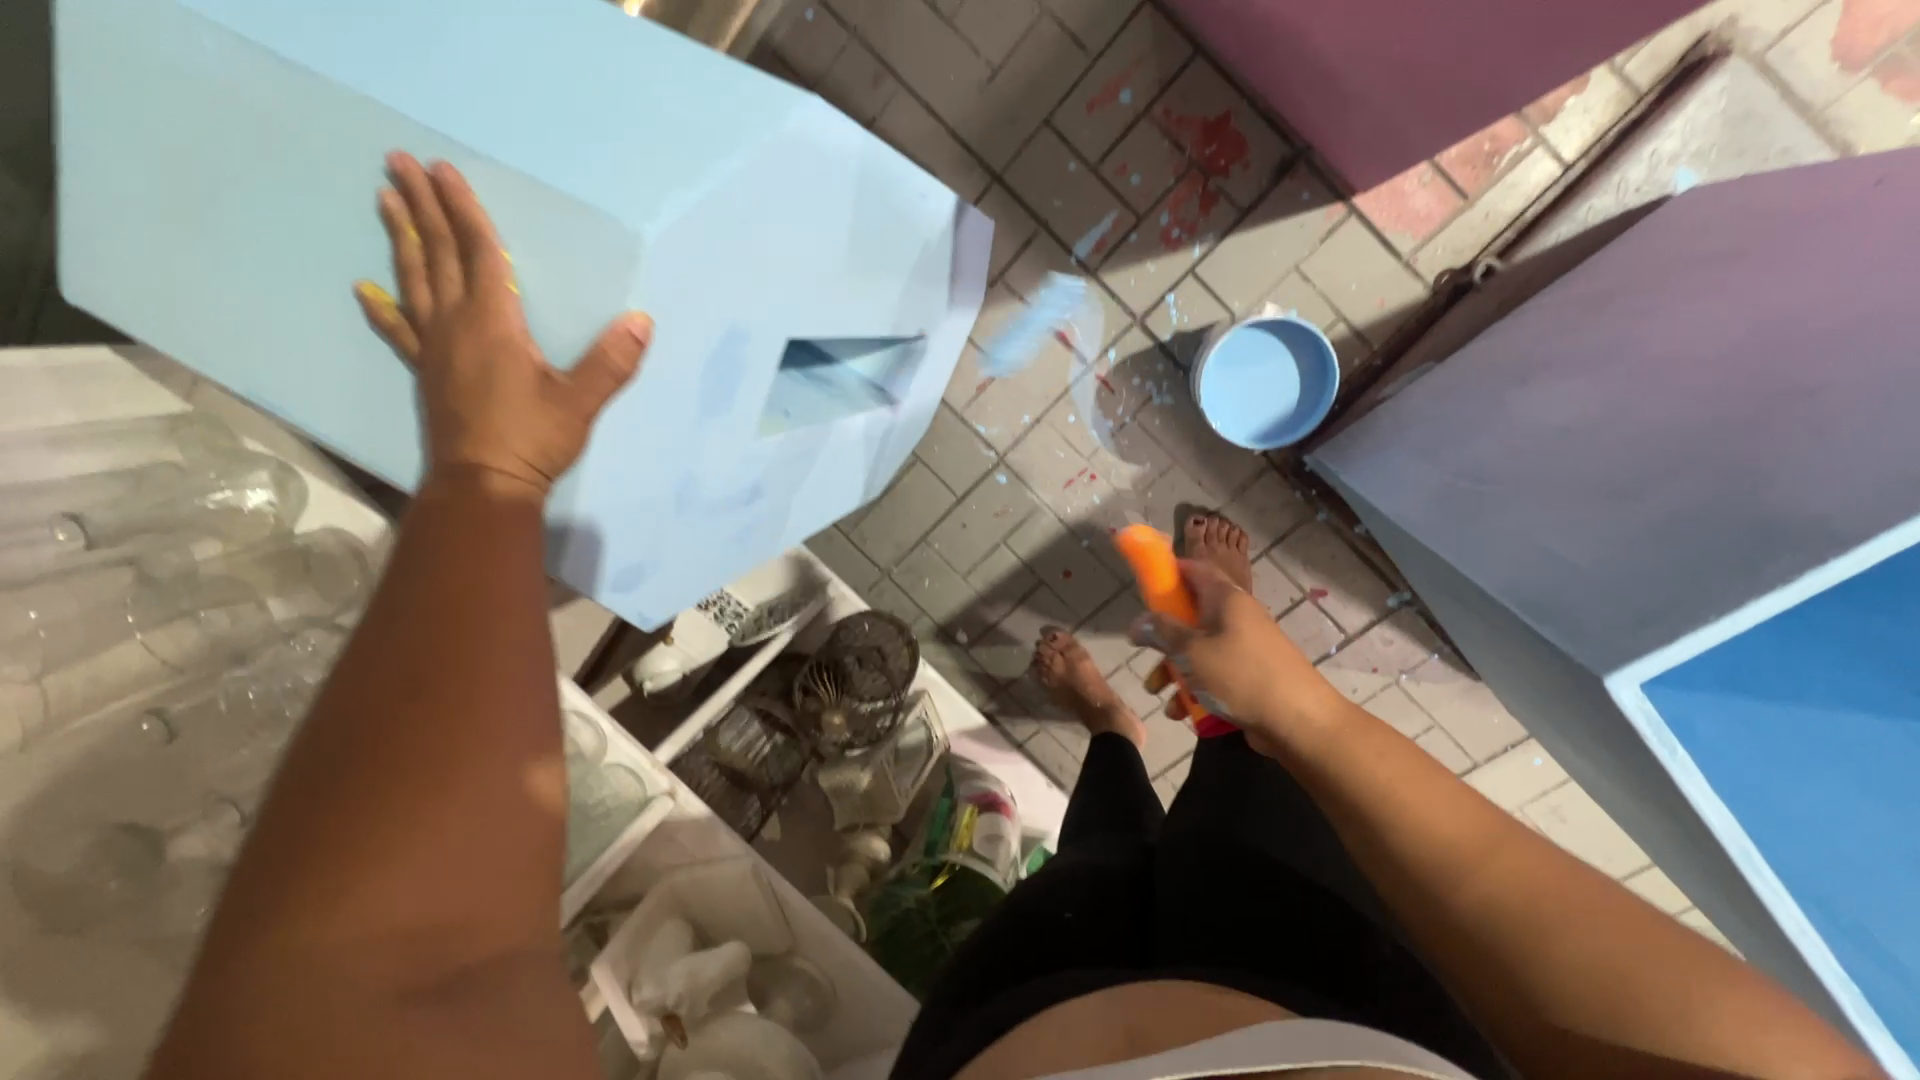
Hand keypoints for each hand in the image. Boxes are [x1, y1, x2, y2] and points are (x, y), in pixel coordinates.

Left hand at [353, 152, 652, 496]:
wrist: (483, 485)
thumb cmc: (533, 441)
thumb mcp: (580, 402)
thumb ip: (611, 361)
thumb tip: (641, 320)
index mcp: (494, 323)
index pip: (480, 254)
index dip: (465, 210)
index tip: (444, 170)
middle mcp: (457, 325)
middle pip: (438, 254)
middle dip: (422, 207)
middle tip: (398, 162)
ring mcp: (435, 347)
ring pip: (414, 280)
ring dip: (401, 238)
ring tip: (384, 200)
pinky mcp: (426, 371)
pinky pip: (399, 330)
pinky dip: (381, 307)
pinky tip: (364, 290)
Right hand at [1129, 559, 1348, 756]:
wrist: (1298, 720)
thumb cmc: (1241, 675)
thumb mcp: (1191, 651)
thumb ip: (1161, 633)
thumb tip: (1138, 623)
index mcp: (1225, 599)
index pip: (1195, 569)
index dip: (1168, 572)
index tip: (1145, 587)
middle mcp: (1236, 617)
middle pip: (1190, 615)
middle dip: (1163, 638)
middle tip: (1145, 653)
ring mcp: (1244, 648)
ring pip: (1198, 650)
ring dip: (1174, 670)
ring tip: (1159, 693)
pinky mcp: (1248, 676)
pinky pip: (1213, 675)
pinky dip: (1195, 689)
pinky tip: (1182, 711)